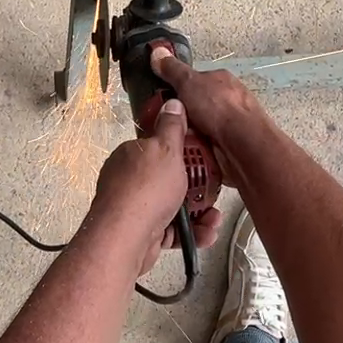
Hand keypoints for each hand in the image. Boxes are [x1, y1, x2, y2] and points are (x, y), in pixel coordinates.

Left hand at [91, 99, 222, 275]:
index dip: (183, 151)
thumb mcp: (166, 149)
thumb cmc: (145, 189)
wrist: (127, 238)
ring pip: (175, 206)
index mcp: (133, 154)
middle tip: (214, 191)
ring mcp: (137, 208)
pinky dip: (191, 232)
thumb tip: (172, 103)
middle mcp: (131, 179)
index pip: (160, 147)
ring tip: (214, 219)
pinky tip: (206, 234)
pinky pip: (173, 229)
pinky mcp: (145, 233)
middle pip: (170, 178)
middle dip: (196, 186)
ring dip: (199, 212)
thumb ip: (171, 127)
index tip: (203, 157)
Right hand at [148, 46, 277, 187]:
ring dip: (187, 134)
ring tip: (176, 139)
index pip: (193, 80)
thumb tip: (158, 52)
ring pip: (199, 128)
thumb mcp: (189, 83)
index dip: (176, 90)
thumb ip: (172, 69)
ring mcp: (229, 124)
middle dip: (181, 115)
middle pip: (194, 106)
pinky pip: (205, 145)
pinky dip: (196, 149)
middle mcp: (227, 100)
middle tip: (167, 123)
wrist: (244, 145)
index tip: (162, 100)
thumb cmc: (221, 109)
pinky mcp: (230, 145)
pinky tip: (188, 151)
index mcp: (220, 80)